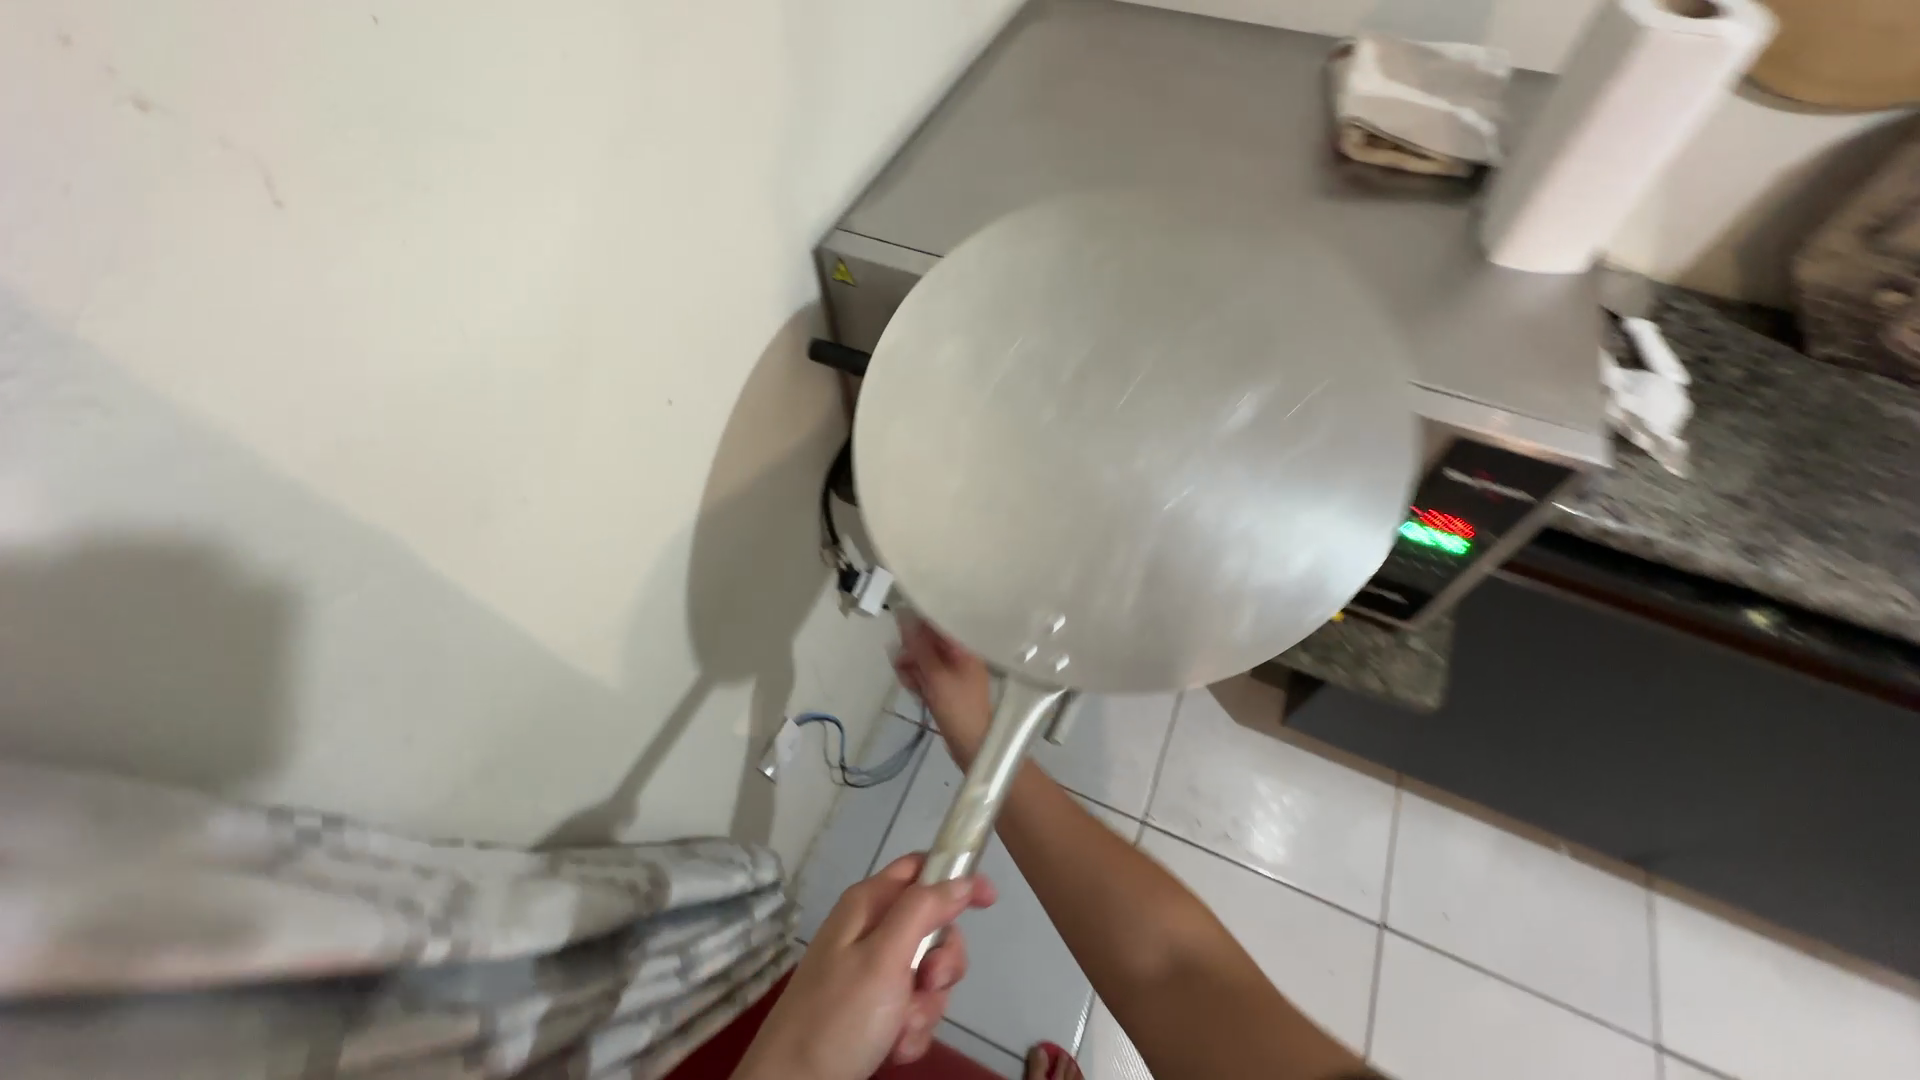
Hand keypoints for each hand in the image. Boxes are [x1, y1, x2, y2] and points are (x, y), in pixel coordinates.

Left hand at [733, 854, 996, 1079]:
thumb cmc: (838, 1016)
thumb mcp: (884, 957)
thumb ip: (923, 911)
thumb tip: (961, 879)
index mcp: (868, 904)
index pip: (921, 869)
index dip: (956, 877)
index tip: (990, 902)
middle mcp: (870, 930)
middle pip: (933, 926)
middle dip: (941, 963)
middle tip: (929, 984)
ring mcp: (871, 971)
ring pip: (927, 974)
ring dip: (925, 1006)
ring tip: (900, 1029)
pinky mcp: (873, 1009)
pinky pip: (914, 1008)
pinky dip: (912, 1029)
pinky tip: (894, 1046)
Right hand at [894, 618, 992, 768]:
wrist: (971, 746)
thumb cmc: (958, 708)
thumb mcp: (936, 676)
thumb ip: (920, 647)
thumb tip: (905, 617)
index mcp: (966, 648)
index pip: (940, 625)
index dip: (918, 625)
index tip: (901, 630)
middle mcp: (961, 656)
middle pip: (929, 643)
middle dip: (913, 652)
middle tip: (903, 664)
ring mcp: (953, 672)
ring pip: (924, 660)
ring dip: (912, 667)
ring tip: (910, 682)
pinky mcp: (946, 687)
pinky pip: (927, 675)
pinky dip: (918, 679)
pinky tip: (914, 689)